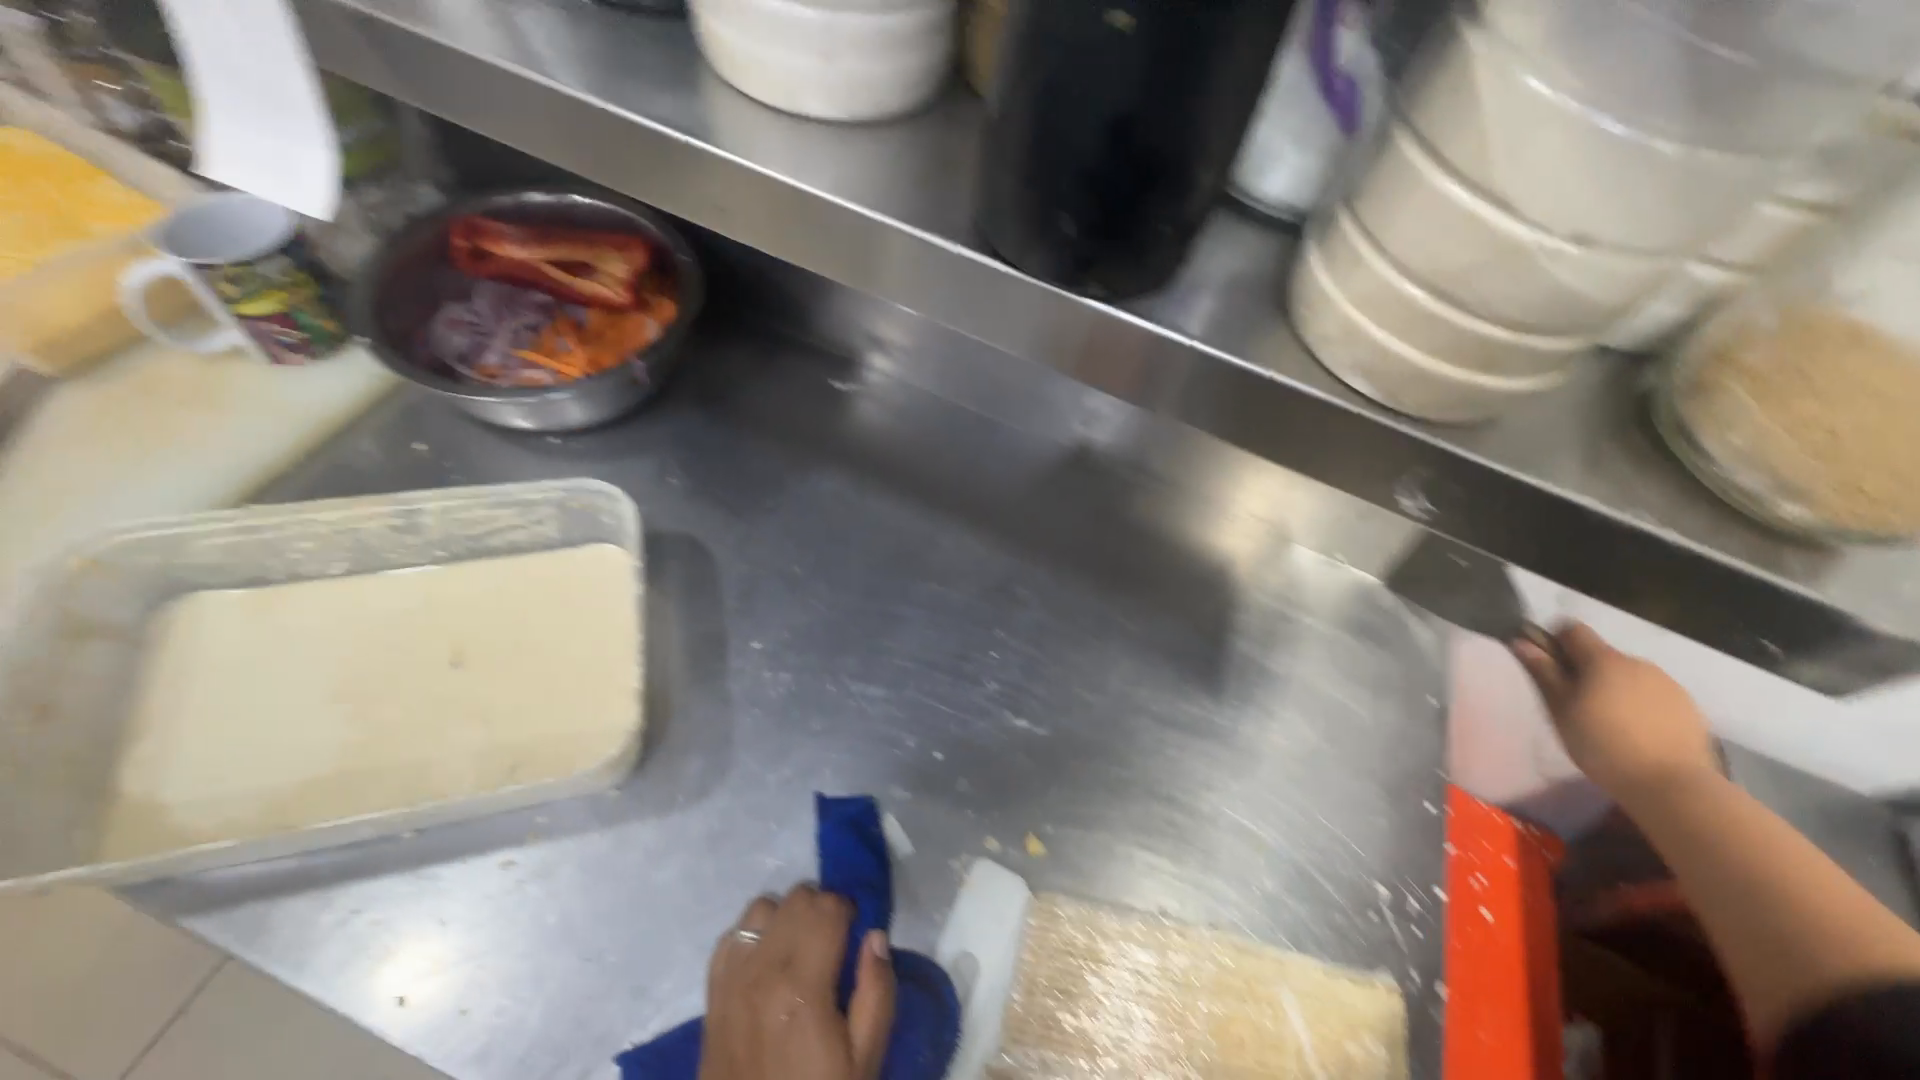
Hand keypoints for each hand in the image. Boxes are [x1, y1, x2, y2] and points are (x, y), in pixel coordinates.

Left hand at [699, 885, 895, 1079]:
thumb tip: (875, 937)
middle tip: (835, 943)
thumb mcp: (864, 1060)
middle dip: (821, 909)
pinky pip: (731, 935)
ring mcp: (731, 980)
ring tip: (801, 950)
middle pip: (795, 898)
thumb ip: (877, 993)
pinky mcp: (712, 994)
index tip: (857, 935)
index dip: (848, 911)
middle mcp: (762, 971)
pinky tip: (768, 962)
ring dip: (786, 917)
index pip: (826, 907)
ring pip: (760, 907)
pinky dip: (754, 934)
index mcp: (803, 986)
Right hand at [1513, 620, 1720, 798]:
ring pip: (1631, 676)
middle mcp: (1638, 662)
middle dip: (1588, 671)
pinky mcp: (1689, 706)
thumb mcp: (1561, 710)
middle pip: (1603, 655)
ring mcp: (1668, 683)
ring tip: (1611, 722)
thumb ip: (1544, 673)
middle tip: (1578, 704)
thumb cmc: (1602, 744)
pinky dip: (1642, 704)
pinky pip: (1655, 694)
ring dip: (1616, 688)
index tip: (1549, 666)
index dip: (1556, 642)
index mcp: (1603, 660)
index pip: (1574, 630)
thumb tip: (1522, 642)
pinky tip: (1640, 732)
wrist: (1670, 783)